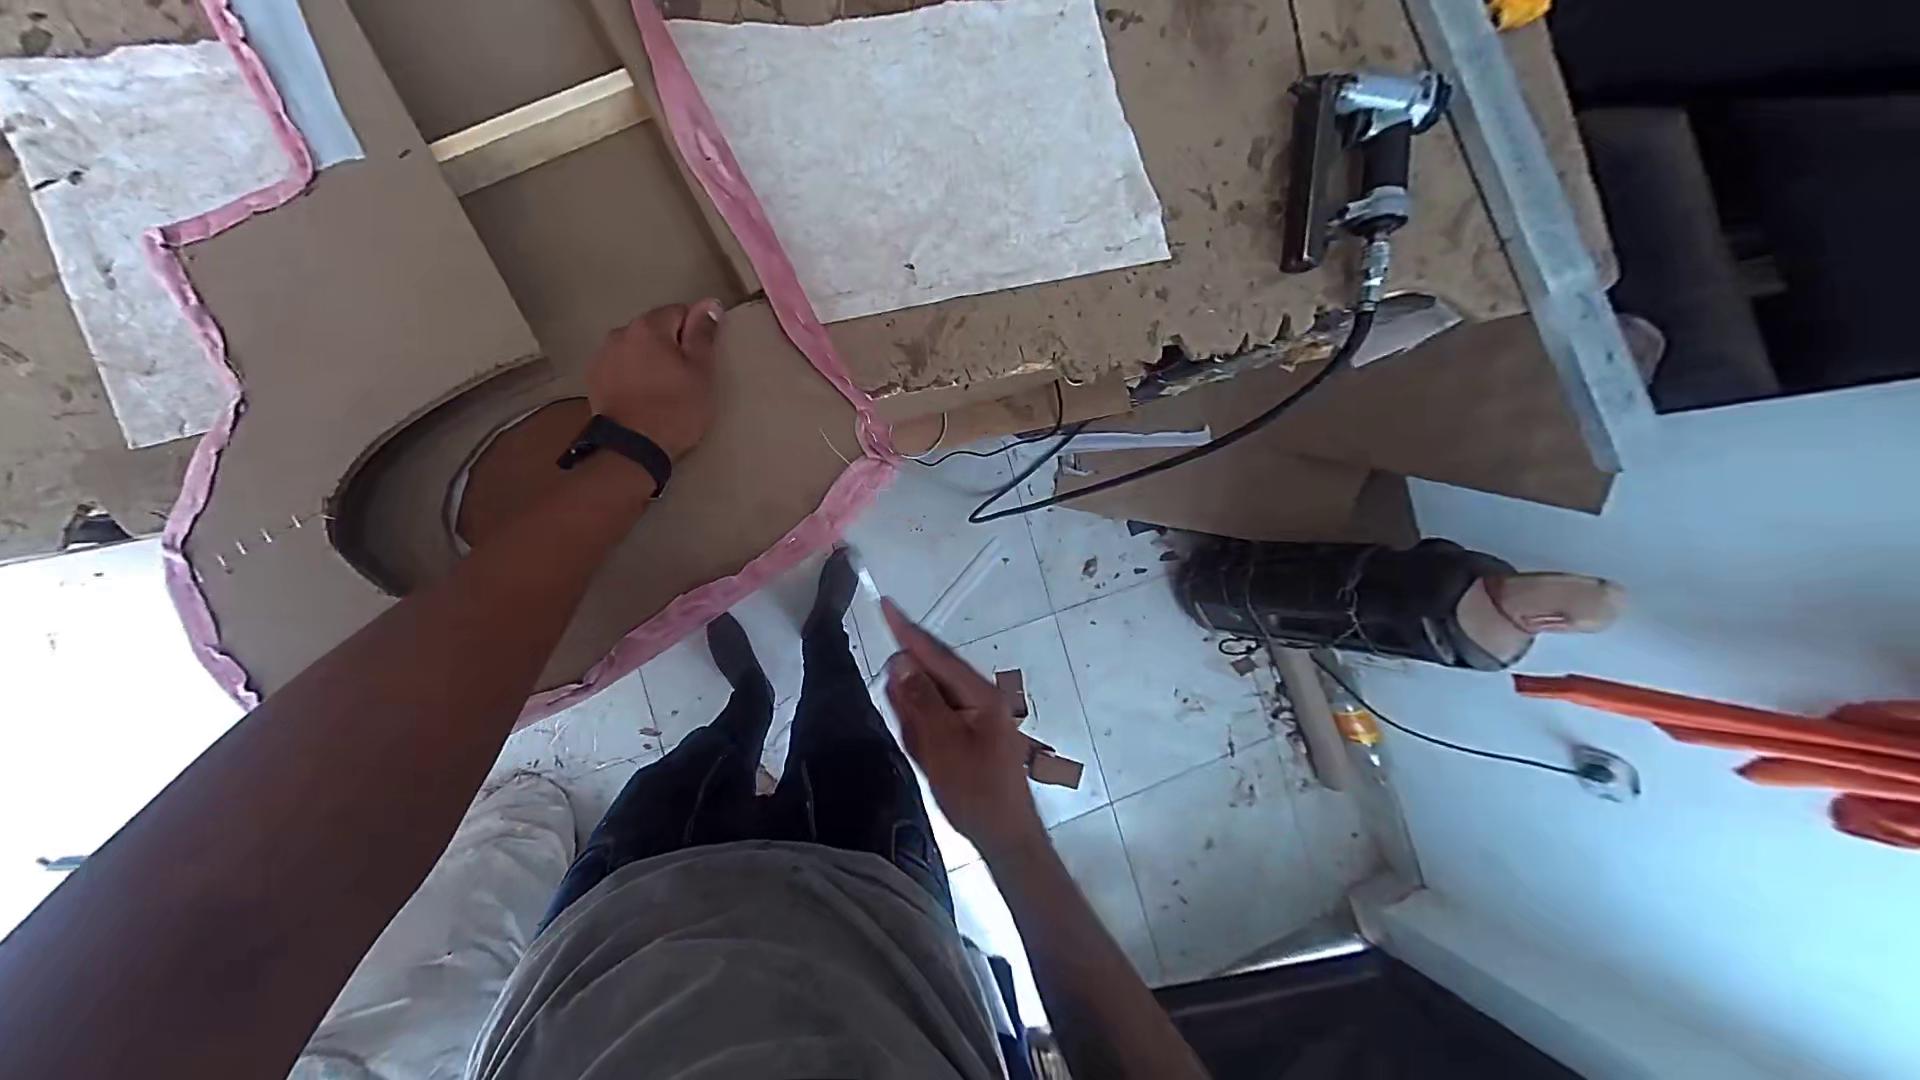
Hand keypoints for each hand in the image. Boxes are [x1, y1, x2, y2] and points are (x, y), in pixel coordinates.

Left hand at [586, 300, 721, 460]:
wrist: (633, 446)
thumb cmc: (677, 409)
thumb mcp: (701, 372)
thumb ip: (703, 335)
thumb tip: (709, 303)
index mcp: (650, 327)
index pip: (680, 311)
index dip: (696, 330)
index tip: (704, 356)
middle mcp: (621, 332)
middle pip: (654, 328)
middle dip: (671, 343)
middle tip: (687, 375)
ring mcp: (603, 355)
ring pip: (636, 347)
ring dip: (650, 358)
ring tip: (663, 387)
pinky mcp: (594, 378)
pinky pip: (620, 365)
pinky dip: (632, 373)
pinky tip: (643, 395)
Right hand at [882, 598, 1046, 858]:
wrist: (1006, 837)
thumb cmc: (976, 793)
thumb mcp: (942, 745)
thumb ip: (920, 701)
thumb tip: (900, 660)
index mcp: (980, 694)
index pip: (937, 654)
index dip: (908, 631)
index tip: (885, 606)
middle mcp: (982, 697)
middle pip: (935, 676)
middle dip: (911, 691)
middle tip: (904, 724)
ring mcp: (979, 716)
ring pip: (936, 700)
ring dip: (918, 717)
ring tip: (920, 746)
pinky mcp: (973, 734)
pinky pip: (941, 721)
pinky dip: (926, 732)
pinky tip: (926, 751)